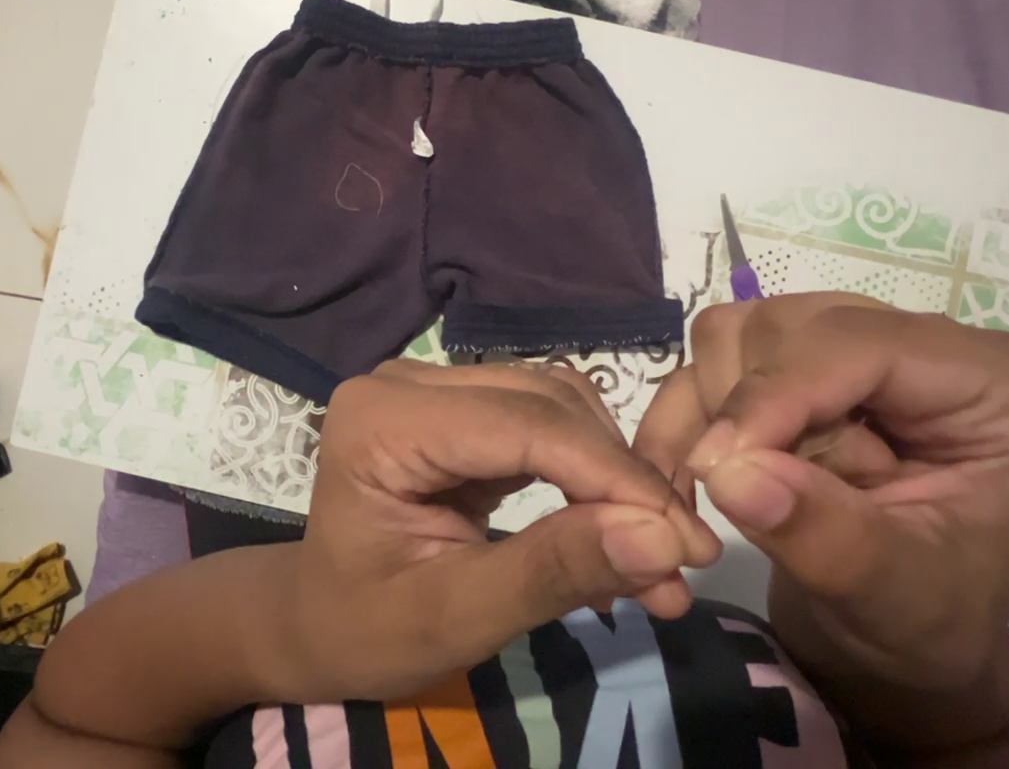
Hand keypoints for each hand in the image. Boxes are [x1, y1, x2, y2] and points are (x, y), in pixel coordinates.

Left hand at [273, 360, 723, 702]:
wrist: (321, 619)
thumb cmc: (366, 628)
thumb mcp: (455, 617)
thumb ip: (552, 572)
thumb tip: (662, 538)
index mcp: (383, 421)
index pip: (523, 426)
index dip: (613, 477)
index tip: (687, 542)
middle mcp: (409, 381)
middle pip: (546, 403)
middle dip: (621, 479)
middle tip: (680, 559)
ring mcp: (435, 387)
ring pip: (557, 404)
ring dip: (614, 473)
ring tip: (655, 552)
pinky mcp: (462, 407)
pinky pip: (545, 421)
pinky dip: (590, 471)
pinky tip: (618, 525)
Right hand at [632, 293, 1008, 750]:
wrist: (895, 643)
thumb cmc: (924, 623)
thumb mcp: (898, 599)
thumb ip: (827, 537)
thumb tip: (727, 471)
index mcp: (994, 384)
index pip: (861, 343)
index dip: (778, 392)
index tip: (714, 464)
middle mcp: (918, 342)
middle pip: (788, 326)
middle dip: (751, 415)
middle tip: (752, 499)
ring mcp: (847, 345)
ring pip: (736, 333)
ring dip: (713, 413)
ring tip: (746, 488)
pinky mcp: (793, 362)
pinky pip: (707, 358)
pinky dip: (684, 416)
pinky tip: (692, 474)